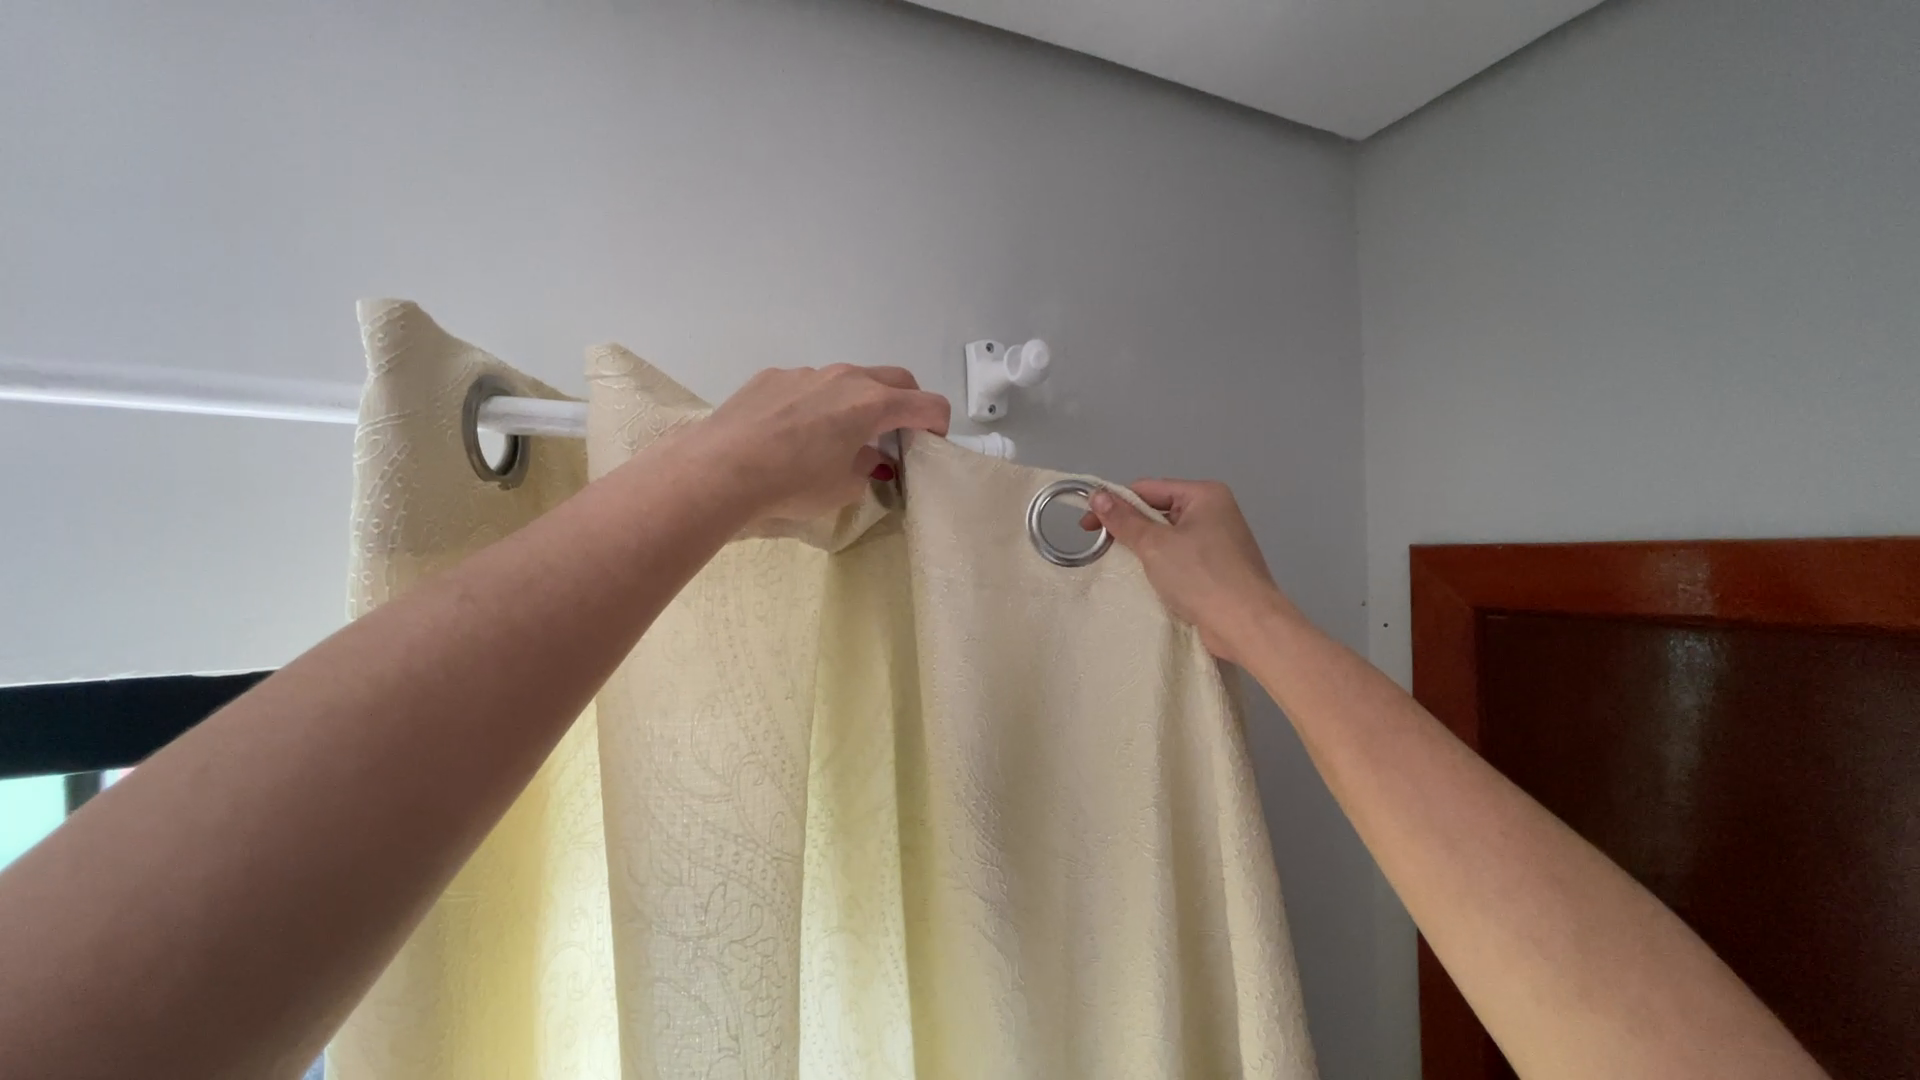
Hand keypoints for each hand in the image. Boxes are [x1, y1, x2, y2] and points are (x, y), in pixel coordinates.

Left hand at [685, 364, 949, 524]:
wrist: (721, 468)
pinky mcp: (772, 377)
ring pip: (848, 380)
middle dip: (906, 404)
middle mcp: (845, 378)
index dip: (939, 425)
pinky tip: (792, 434)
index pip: (928, 404)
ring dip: (858, 403)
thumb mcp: (844, 488)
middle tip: (898, 434)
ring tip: (838, 437)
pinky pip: (808, 386)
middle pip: (896, 380)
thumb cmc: (793, 484)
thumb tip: (869, 458)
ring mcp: (806, 372)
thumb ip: (867, 468)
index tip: (931, 445)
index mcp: (873, 404)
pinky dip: (816, 405)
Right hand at [1083, 480, 1290, 663]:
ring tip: (1119, 564)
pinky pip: (1180, 557)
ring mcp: (1219, 541)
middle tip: (1100, 547)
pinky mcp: (1218, 568)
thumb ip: (1124, 520)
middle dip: (1129, 527)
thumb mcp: (1155, 544)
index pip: (1148, 489)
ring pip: (1168, 536)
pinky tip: (1145, 579)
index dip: (1115, 504)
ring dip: (1144, 548)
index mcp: (1205, 495)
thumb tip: (1097, 496)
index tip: (1087, 525)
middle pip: (1158, 511)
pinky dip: (1160, 565)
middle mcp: (1215, 511)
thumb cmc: (1201, 576)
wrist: (1247, 624)